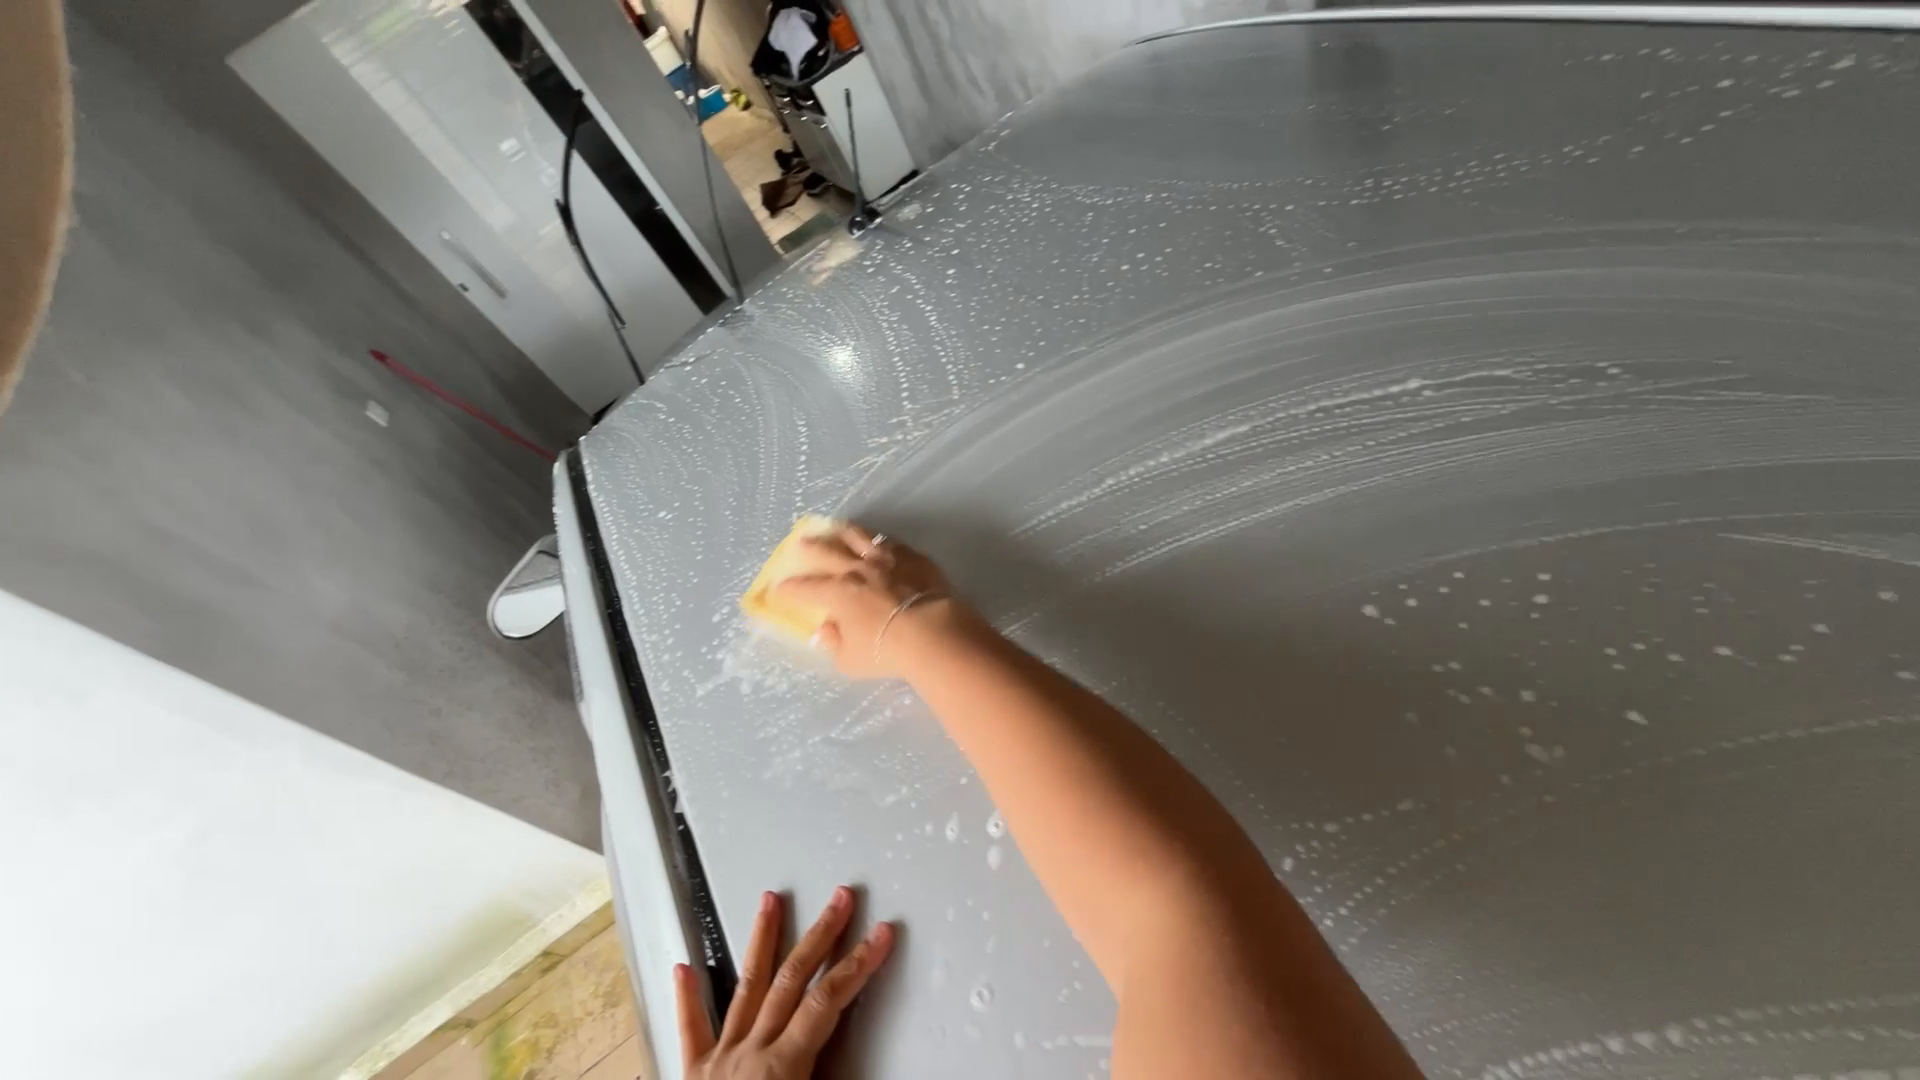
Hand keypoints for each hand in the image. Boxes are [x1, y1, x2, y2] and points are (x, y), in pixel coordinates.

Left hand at [675, 886, 894, 1079]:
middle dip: (821, 935)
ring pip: (745, 988)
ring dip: (762, 942)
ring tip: (770, 899)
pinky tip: (682, 966)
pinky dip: (687, 999)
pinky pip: (690, 1032)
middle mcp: (751, 1053)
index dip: (859, 965)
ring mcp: (718, 1061)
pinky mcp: (691, 1076)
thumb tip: (871, 1068)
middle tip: (842, 896)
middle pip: (793, 980)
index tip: (883, 933)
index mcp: (783, 1069)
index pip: (829, 1003)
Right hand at [770, 522, 971, 678]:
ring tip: (836, 527)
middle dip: (811, 548)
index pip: (806, 589)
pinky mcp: (916, 559)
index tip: (778, 589)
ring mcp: (889, 560)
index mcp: (838, 593)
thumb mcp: (851, 659)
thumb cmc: (888, 651)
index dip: (790, 589)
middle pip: (829, 552)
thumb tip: (824, 632)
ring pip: (861, 538)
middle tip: (800, 542)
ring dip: (844, 532)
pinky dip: (881, 542)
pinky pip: (893, 544)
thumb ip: (835, 643)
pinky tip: (880, 541)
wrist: (935, 632)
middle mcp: (859, 569)